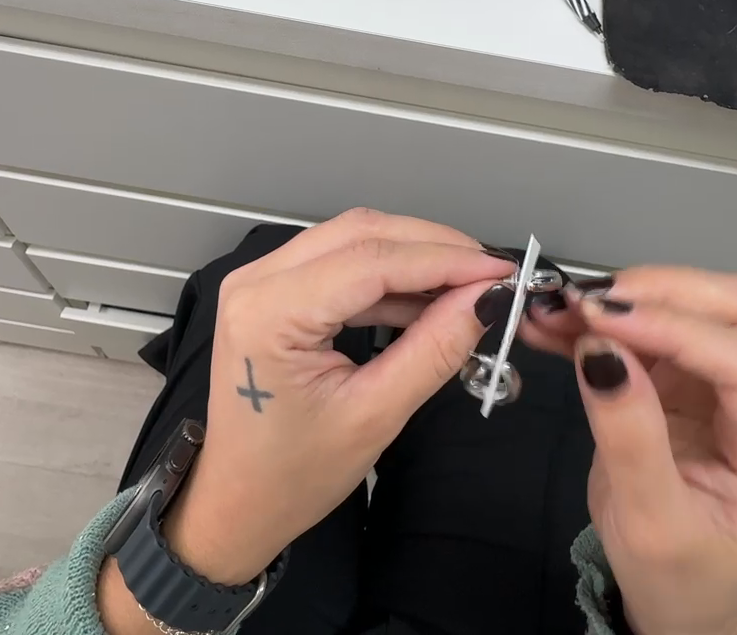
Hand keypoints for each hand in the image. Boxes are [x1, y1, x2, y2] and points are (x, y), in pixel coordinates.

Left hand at [102, 209, 512, 623]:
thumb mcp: (375, 416)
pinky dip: (388, 275)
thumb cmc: (294, 474)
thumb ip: (434, 349)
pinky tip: (427, 297)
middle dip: (431, 246)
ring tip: (467, 285)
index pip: (370, 261)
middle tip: (488, 273)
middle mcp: (256, 279)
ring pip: (351, 239)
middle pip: (360, 233)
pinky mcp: (273, 288)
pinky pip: (339, 262)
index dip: (442, 259)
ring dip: (412, 256)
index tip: (499, 271)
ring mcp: (260, 279)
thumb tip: (486, 299)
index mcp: (269, 312)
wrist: (237, 502)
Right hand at [523, 268, 736, 634]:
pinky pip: (649, 328)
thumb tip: (600, 350)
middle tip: (589, 300)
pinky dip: (602, 318)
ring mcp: (729, 388)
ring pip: (695, 306)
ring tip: (560, 308)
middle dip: (660, 292)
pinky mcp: (686, 379)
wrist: (670, 595)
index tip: (600, 317)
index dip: (673, 327)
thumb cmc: (674, 574)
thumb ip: (630, 435)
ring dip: (627, 296)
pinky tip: (554, 322)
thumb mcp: (650, 522)